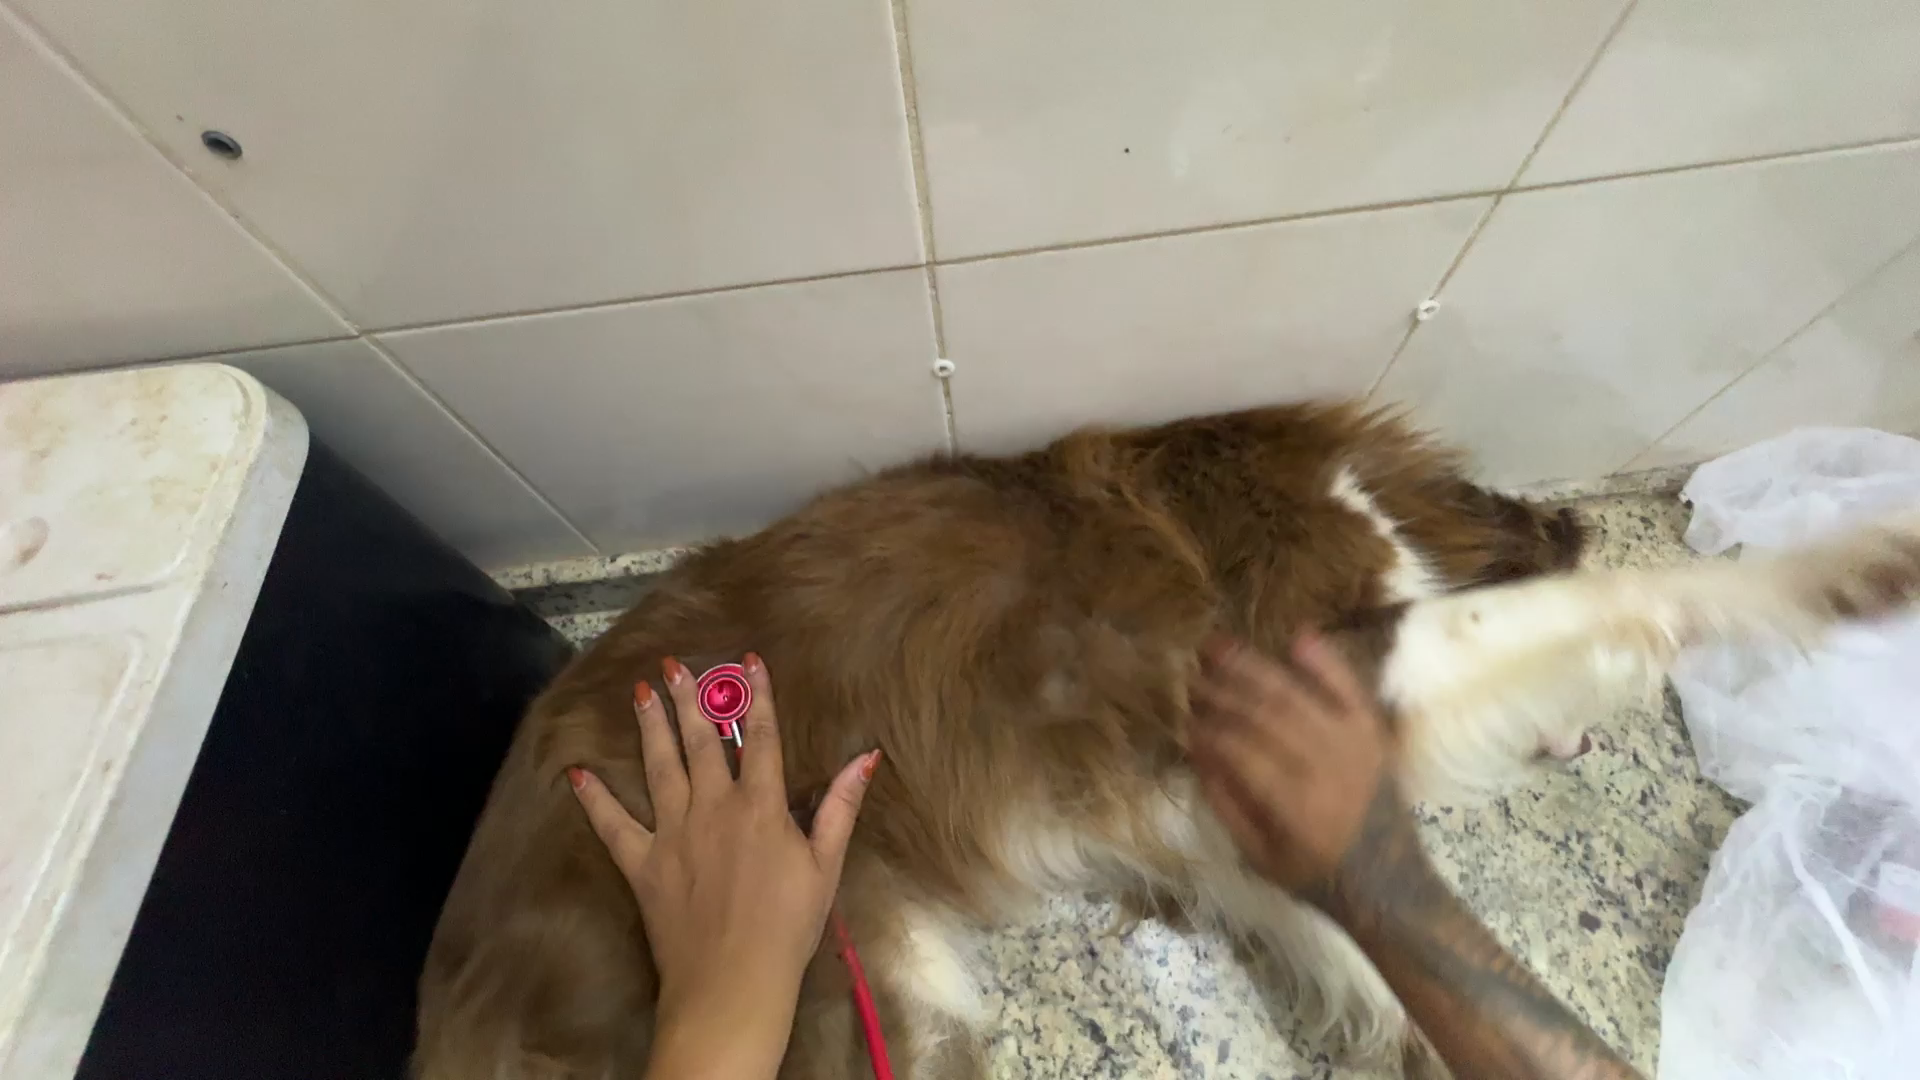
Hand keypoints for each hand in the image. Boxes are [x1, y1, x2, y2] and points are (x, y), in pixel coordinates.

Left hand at [568, 654, 878, 1079]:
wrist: (732, 986)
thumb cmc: (788, 925)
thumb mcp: (826, 864)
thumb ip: (841, 805)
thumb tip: (866, 755)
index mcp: (760, 805)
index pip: (762, 738)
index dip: (758, 696)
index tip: (749, 661)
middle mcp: (714, 807)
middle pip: (702, 742)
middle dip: (691, 700)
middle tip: (674, 664)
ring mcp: (673, 834)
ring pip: (660, 768)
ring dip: (651, 727)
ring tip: (641, 692)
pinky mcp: (643, 865)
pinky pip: (614, 826)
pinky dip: (596, 800)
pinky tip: (578, 774)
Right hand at [1192, 636, 1643, 1077]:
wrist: (1393, 887)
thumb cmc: (1316, 875)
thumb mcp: (1257, 855)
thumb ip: (1224, 802)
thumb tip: (1196, 750)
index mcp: (1292, 804)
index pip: (1237, 749)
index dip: (1205, 730)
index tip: (1181, 719)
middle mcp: (1323, 766)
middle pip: (1261, 714)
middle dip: (1219, 691)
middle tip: (1189, 676)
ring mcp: (1352, 745)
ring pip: (1292, 694)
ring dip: (1252, 668)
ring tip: (1218, 646)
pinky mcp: (1371, 734)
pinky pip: (1348, 689)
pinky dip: (1324, 661)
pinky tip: (1297, 636)